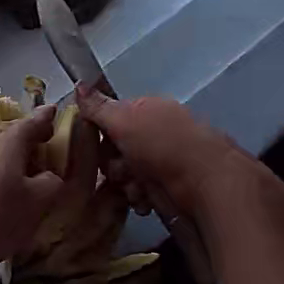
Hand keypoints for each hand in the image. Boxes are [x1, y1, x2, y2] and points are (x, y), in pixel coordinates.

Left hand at [0, 105, 66, 270]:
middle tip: (47, 141)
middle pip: (12, 130)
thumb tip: (50, 176)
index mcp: (10, 140)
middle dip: (30, 132)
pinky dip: (3, 166)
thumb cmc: (1, 217)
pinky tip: (10, 185)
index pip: (33, 120)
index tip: (57, 114)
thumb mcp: (40, 200)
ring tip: (32, 165)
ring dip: (15, 151)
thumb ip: (53, 181)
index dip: (47, 118)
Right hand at [75, 84, 251, 220]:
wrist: (206, 184)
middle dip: (113, 165)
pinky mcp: (167, 187)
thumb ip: (98, 107)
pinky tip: (145, 200)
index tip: (97, 147)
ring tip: (137, 188)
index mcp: (147, 110)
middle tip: (122, 171)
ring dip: (125, 185)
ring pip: (124, 175)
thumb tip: (78, 83)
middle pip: (114, 151)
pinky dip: (139, 198)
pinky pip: (139, 193)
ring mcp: (162, 161)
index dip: (100, 135)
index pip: (110, 119)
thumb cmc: (163, 146)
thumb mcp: (124, 120)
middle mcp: (154, 133)